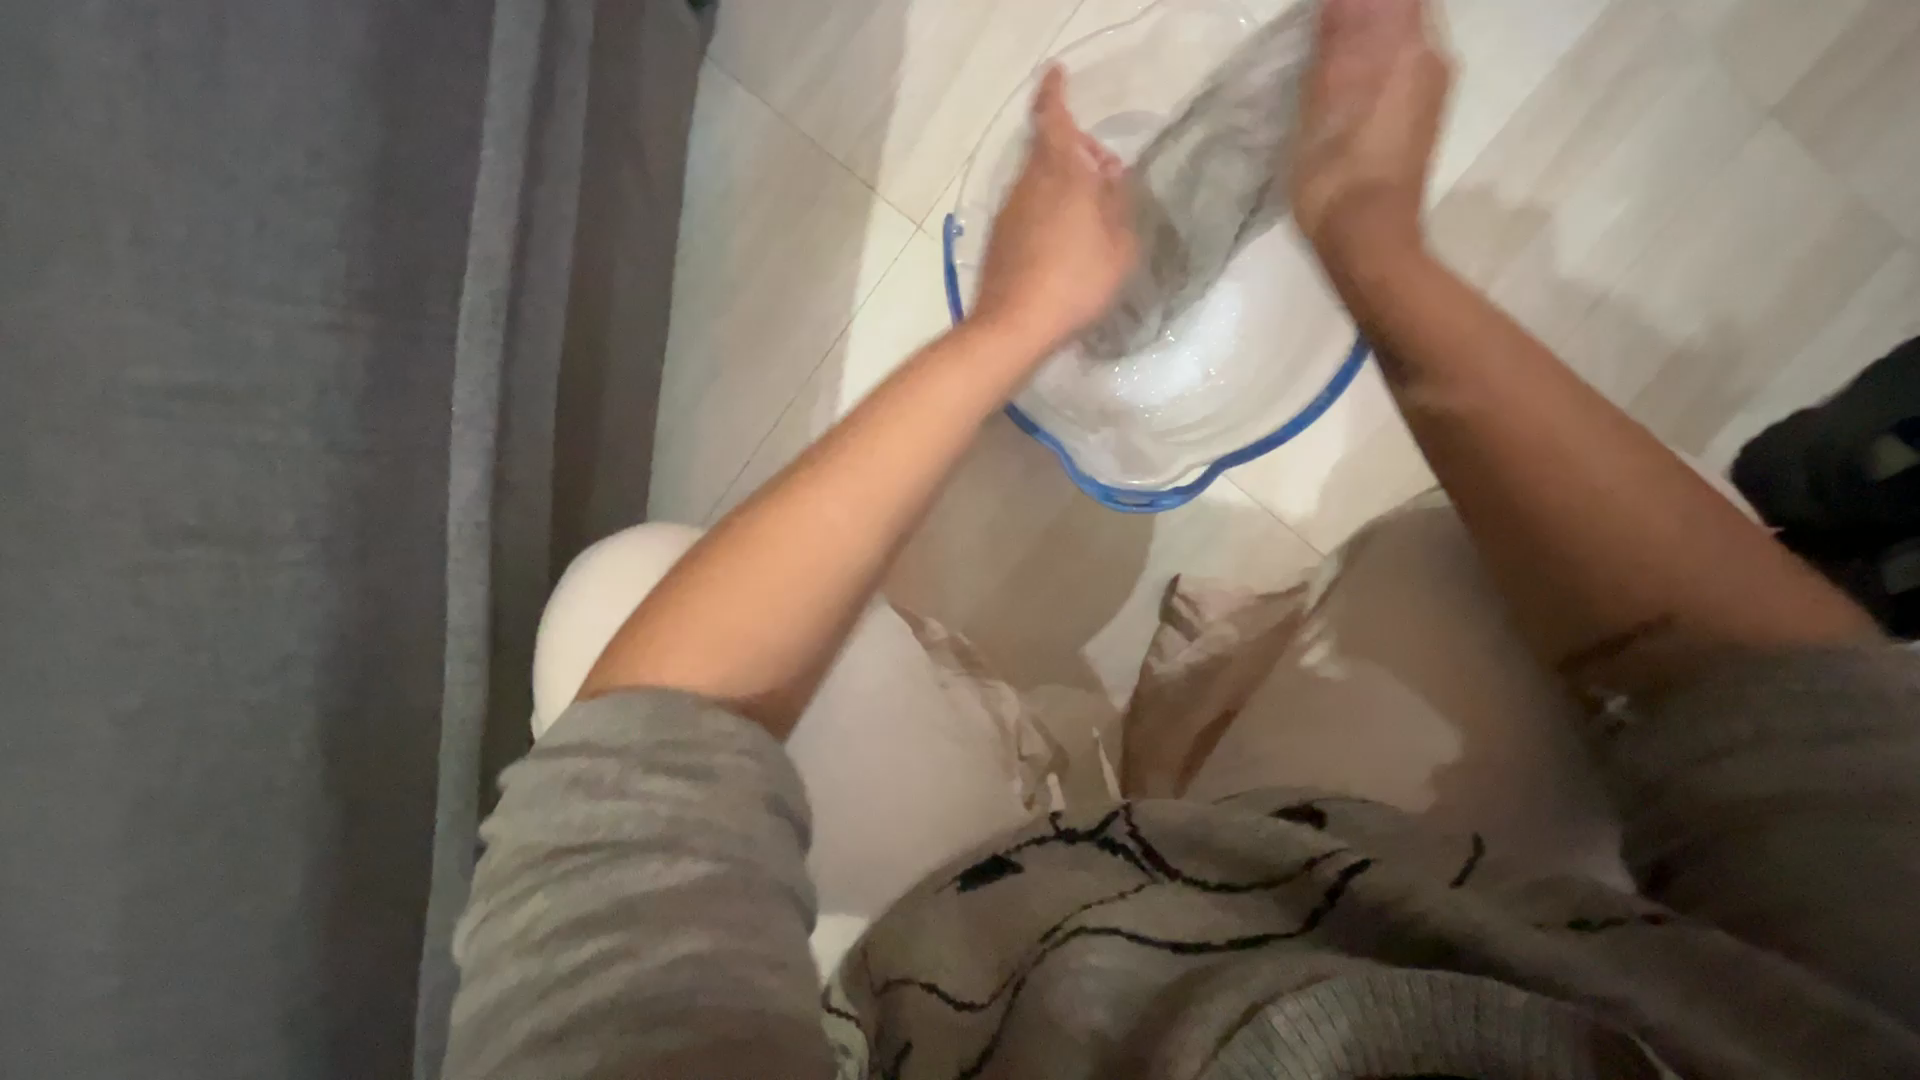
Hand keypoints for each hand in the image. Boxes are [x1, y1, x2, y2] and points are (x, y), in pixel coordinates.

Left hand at [970, 66, 1138, 357]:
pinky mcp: (999, 241)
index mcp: (1060, 174)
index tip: (1056, 75)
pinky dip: (1047, 212)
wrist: (1014, 326)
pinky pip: (1028, 211)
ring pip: (1038, 183)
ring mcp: (1008, 213)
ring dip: (1063, 186)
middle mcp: (1028, 185)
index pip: (1054, 118)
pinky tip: (1064, 243)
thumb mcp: (1120, 246)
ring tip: (1090, 216)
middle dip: (1076, 152)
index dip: (1055, 93)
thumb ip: (1120, 204)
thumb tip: (1112, 178)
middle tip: (1104, 173)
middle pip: (1049, 152)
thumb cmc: (1075, 283)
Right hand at [1291, 0, 1452, 272]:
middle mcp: (1430, 58)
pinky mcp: (1416, 120)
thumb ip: (1337, 40)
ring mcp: (1427, 91)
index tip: (1323, 16)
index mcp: (1410, 46)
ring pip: (1399, 37)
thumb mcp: (1324, 102)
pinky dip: (1369, 63)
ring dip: (1363, 36)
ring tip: (1323, 52)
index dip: (1355, 3)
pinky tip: (1341, 85)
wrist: (1367, 241)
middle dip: (1362, 12)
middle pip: (1400, 8)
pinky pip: (1398, 68)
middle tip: (1319, 30)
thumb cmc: (1336, 175)